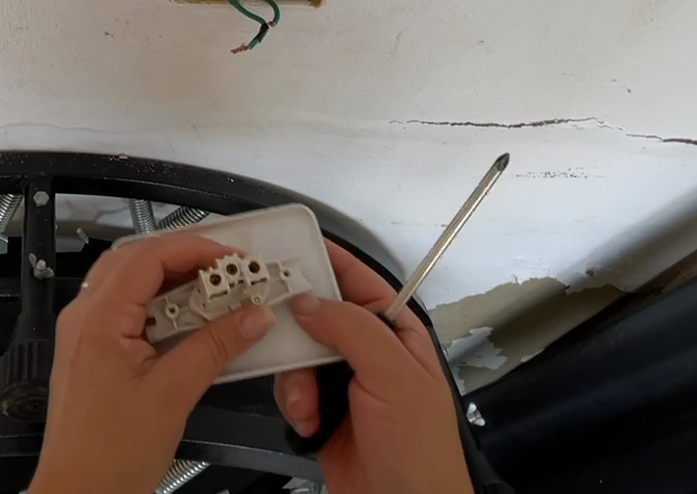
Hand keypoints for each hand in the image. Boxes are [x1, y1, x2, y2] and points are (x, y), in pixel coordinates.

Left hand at [30, 234, 276, 493]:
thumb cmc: (109, 457)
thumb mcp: (173, 394)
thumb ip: (216, 347)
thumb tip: (252, 317)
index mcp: (98, 316)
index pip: (149, 256)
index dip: (194, 249)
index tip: (231, 259)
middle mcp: (84, 314)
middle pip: (136, 259)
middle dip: (184, 257)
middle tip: (226, 269)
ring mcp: (84, 331)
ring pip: (129, 280)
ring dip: (171, 279)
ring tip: (212, 290)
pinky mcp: (91, 349)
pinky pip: (125, 307)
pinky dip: (158, 303)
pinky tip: (187, 318)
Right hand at [274, 242, 473, 493]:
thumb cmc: (418, 448)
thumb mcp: (393, 376)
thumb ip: (350, 327)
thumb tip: (305, 300)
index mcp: (392, 330)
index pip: (355, 278)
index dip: (323, 259)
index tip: (286, 247)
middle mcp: (365, 349)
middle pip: (314, 313)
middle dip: (296, 330)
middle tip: (278, 332)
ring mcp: (340, 380)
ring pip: (296, 351)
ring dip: (294, 377)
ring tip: (307, 403)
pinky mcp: (320, 409)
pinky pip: (290, 386)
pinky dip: (293, 403)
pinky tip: (308, 423)